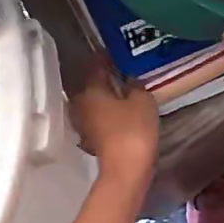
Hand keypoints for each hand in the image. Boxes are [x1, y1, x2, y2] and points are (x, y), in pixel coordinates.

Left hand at [71, 61, 158, 183]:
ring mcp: (84, 125)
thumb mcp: (143, 101)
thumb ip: (136, 86)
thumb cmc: (133, 130)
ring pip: (93, 104)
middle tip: (122, 71)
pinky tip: (121, 112)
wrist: (126, 170)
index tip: (116, 51)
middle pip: (91, 86)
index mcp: (90, 91)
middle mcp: (81, 105)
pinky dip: (108, 114)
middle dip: (105, 79)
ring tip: (123, 91)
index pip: (95, 66)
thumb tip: (130, 80)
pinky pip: (98, 119)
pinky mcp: (91, 141)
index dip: (106, 58)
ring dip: (106, 97)